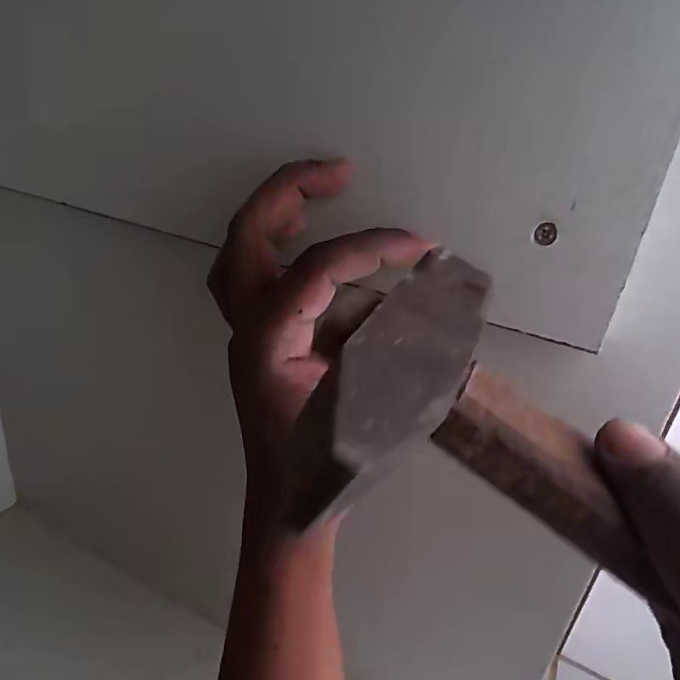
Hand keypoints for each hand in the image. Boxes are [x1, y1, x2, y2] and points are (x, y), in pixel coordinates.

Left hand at [207, 160, 430, 519]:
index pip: (316, 268)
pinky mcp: (262, 345)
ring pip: (240, 258)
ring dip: (278, 218)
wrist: (289, 508)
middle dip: (289, 192)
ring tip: (325, 194)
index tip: (421, 245)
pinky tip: (331, 261)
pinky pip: (261, 284)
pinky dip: (289, 256)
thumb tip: (438, 294)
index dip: (371, 246)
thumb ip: (404, 346)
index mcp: (268, 342)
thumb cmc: (329, 471)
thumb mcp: (375, 407)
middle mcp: (247, 330)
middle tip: (339, 171)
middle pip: (246, 237)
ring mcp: (247, 336)